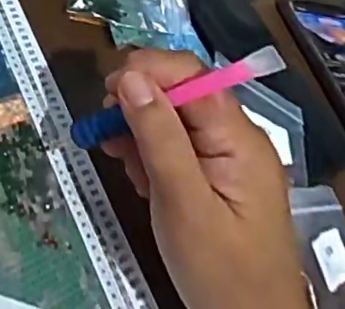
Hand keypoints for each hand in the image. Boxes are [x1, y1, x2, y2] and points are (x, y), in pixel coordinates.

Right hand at [101, 50, 307, 308]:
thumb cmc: (222, 273)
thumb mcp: (183, 204)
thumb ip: (158, 136)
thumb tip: (128, 75)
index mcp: (239, 138)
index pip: (191, 75)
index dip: (148, 70)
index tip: (109, 90)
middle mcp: (235, 137)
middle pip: (180, 90)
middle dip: (138, 98)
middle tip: (105, 124)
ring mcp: (225, 157)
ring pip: (171, 114)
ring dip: (137, 125)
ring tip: (114, 151)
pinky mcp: (212, 175)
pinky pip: (174, 141)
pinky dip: (146, 147)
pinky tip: (133, 170)